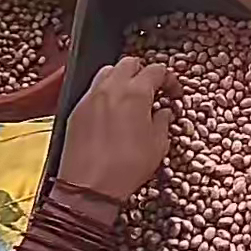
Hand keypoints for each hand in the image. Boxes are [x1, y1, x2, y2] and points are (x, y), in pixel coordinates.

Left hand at [57, 56, 177, 205]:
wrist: (89, 186)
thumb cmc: (125, 167)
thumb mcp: (158, 145)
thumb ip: (163, 122)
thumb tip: (163, 113)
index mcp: (136, 93)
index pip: (156, 70)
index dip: (169, 79)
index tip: (173, 92)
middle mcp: (111, 89)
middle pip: (130, 63)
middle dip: (144, 72)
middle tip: (152, 90)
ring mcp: (91, 97)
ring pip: (108, 71)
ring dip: (122, 78)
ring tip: (130, 96)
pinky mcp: (77, 110)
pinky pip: (93, 90)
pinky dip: (105, 92)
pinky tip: (112, 110)